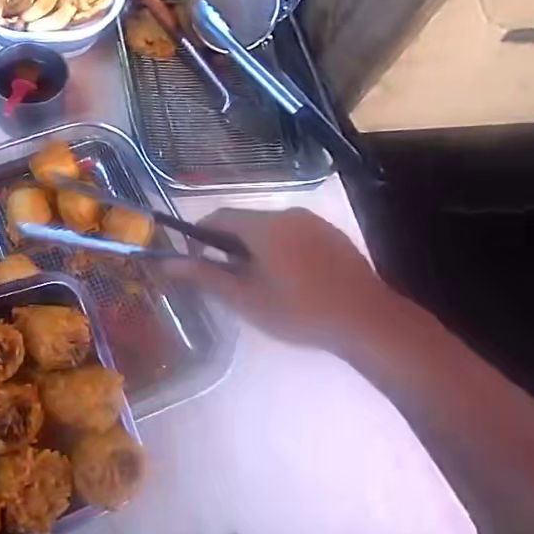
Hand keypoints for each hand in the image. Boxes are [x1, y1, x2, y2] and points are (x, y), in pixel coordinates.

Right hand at [163, 208, 420, 360]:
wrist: (367, 320)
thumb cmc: (299, 312)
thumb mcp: (246, 299)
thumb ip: (205, 277)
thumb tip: (166, 263)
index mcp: (264, 225)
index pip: (218, 217)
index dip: (198, 236)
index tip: (195, 264)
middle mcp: (288, 213)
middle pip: (244, 221)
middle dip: (228, 245)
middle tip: (228, 282)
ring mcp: (314, 222)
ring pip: (270, 228)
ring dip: (255, 248)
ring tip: (259, 285)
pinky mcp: (332, 235)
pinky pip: (294, 234)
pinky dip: (280, 249)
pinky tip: (290, 281)